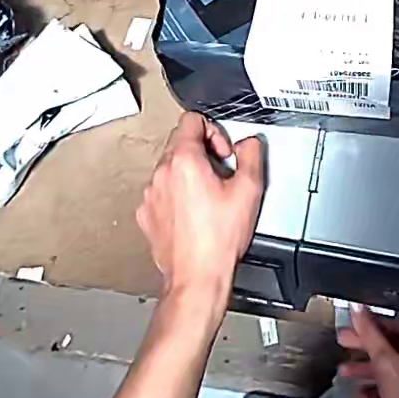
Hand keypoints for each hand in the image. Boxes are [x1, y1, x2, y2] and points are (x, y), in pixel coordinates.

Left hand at [135, 112, 265, 309]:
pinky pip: (162, 189)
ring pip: (171, 166)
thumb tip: (248, 143)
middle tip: (221, 173)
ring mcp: (150, 194)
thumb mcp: (250, 189)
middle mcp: (162, 173)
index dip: (214, 130)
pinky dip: (177, 192)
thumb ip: (252, 154)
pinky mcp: (146, 213)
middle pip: (180, 141)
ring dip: (190, 172)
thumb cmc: (219, 239)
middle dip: (204, 150)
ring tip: (210, 195)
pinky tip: (195, 210)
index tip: (223, 152)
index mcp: (184, 161)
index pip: (191, 120)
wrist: (197, 277)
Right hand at [337, 309, 398, 397]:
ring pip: (389, 368)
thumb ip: (371, 336)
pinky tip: (359, 395)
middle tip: (344, 341)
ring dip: (366, 368)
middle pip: (393, 346)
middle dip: (366, 346)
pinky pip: (389, 389)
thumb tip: (358, 309)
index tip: (355, 322)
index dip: (375, 323)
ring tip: (344, 371)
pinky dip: (374, 390)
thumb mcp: (387, 365)